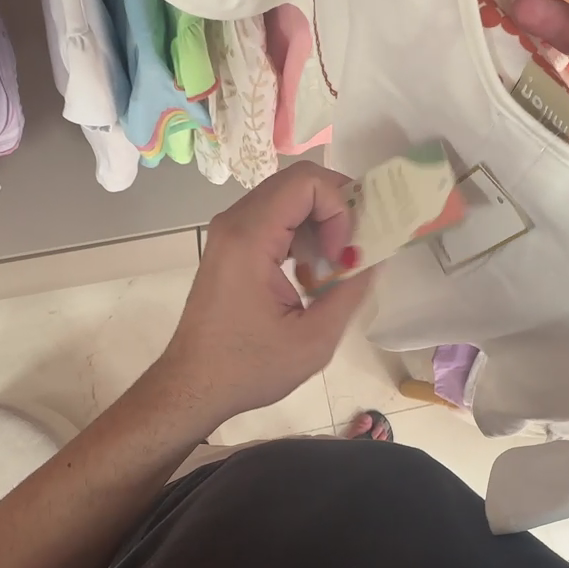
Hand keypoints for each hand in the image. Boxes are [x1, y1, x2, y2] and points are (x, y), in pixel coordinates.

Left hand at [144, 161, 369, 429]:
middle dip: (336, 211)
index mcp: (249, 237)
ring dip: (320, 225)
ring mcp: (228, 232)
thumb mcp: (313, 340)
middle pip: (298, 183)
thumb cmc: (249, 369)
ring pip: (287, 199)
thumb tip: (374, 258)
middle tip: (350, 255)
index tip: (343, 255)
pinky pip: (273, 220)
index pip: (307, 181)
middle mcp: (234, 222)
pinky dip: (301, 236)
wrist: (194, 386)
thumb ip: (350, 292)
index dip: (340, 207)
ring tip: (332, 269)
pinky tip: (310, 275)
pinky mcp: (229, 247)